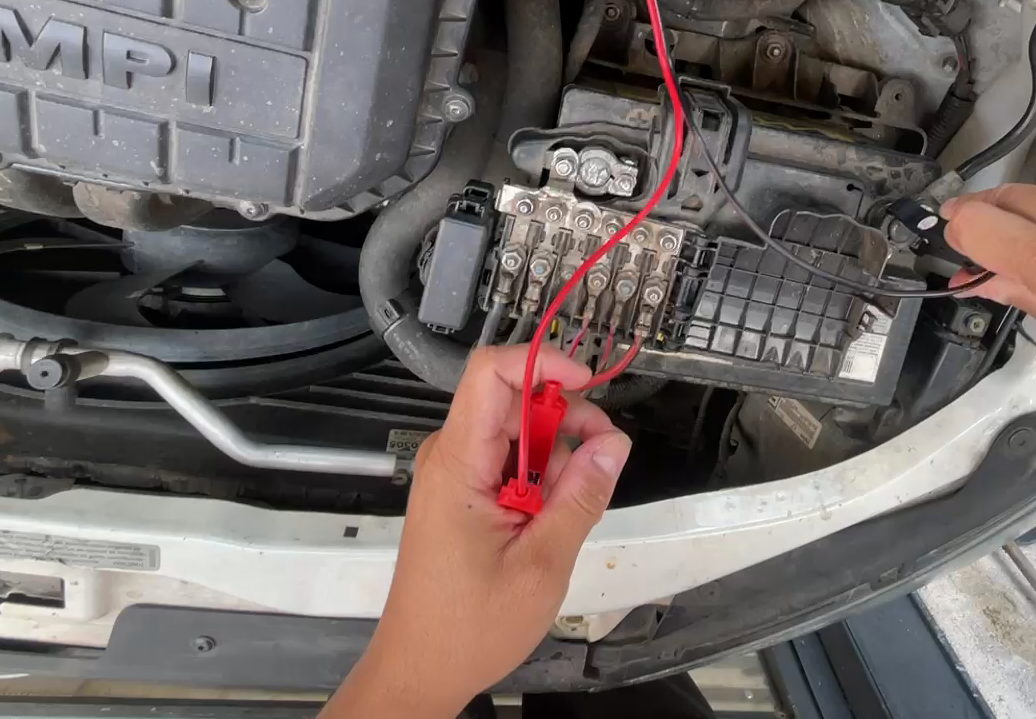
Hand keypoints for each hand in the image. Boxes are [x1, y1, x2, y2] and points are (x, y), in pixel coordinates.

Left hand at [323, 345, 630, 717]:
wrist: (419, 673)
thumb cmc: (470, 627)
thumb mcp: (541, 564)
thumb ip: (581, 497)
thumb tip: (617, 442)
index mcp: (459, 461)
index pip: (491, 372)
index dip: (541, 362)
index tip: (587, 384)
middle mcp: (453, 454)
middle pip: (515, 400)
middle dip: (566, 418)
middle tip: (603, 457)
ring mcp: (457, 472)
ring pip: (519, 429)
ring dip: (557, 454)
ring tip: (574, 505)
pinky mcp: (465, 490)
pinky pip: (511, 458)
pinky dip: (542, 476)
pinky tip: (553, 516)